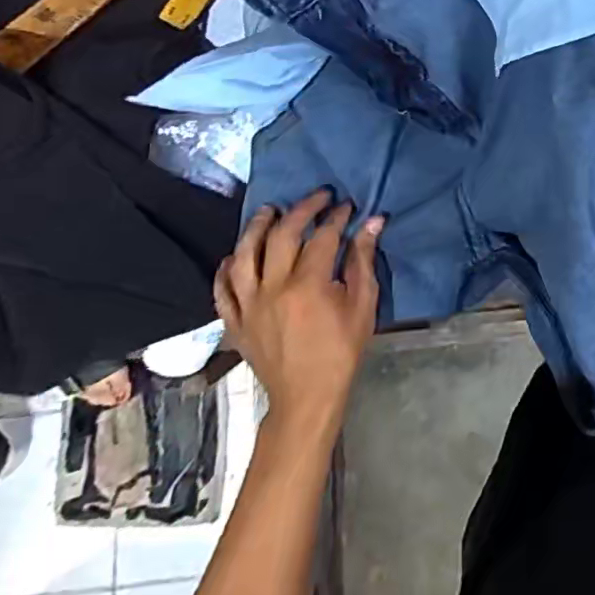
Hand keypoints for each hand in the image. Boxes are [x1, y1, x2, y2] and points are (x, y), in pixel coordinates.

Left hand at [214, 190, 383, 429]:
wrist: (306, 397)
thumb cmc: (341, 351)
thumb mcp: (363, 305)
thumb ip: (363, 260)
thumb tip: (373, 222)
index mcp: (308, 285)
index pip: (322, 236)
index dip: (336, 217)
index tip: (347, 205)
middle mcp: (273, 288)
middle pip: (282, 235)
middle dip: (302, 209)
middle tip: (318, 197)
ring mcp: (248, 304)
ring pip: (244, 254)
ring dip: (257, 227)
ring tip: (270, 210)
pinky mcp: (234, 320)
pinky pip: (222, 288)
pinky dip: (226, 267)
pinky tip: (236, 253)